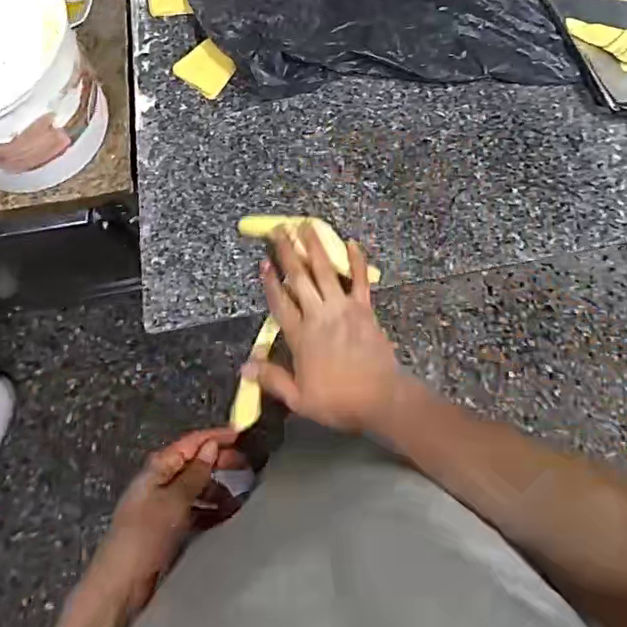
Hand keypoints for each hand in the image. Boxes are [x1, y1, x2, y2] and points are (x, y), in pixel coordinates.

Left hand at [90, 428, 245, 609]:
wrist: (121, 584)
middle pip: (195, 463)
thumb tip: (211, 447)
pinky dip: (211, 511)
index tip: (241, 436)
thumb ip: (195, 474)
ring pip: (197, 488)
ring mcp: (164, 505)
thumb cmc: (144, 535)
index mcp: (159, 467)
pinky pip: (195, 511)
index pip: (191, 442)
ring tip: (241, 496)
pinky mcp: (168, 528)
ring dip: (218, 489)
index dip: (215, 437)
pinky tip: (227, 516)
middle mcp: (161, 481)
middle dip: (220, 462)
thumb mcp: (174, 500)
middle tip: (247, 464)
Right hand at [247, 224, 402, 434]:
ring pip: (325, 271)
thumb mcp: (298, 398)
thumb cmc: (338, 401)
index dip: (270, 282)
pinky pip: (359, 280)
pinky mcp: (364, 308)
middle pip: (299, 278)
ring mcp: (343, 308)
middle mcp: (319, 315)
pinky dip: (356, 261)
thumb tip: (245, 366)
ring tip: (306, 225)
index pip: (279, 302)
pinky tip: (352, 243)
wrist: (381, 399)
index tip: (263, 262)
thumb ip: (272, 379)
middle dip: (287, 252)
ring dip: (315, 246)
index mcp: (300, 336)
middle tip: (279, 230)